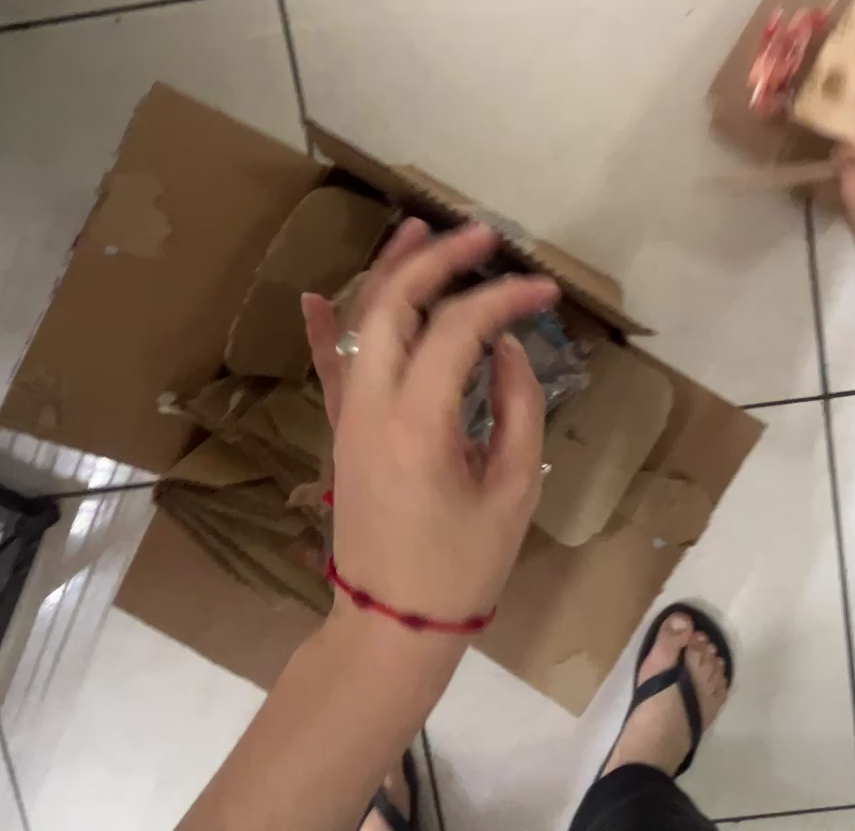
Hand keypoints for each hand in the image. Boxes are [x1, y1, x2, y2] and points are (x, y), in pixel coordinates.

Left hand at [300, 219, 555, 623]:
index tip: (544, 291)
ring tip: (419, 230)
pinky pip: (330, 368)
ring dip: (388, 272)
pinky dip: (322, 327)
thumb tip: (509, 347)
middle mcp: (371, 407)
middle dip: (436, 259)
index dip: (503, 299)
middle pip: (393, 306)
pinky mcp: (341, 431)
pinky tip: (310, 294)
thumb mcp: (513, 490)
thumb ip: (518, 407)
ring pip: (358, 323)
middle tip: (481, 237)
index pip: (458, 330)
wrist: (391, 625)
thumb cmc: (463, 566)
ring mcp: (347, 416)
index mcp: (418, 424)